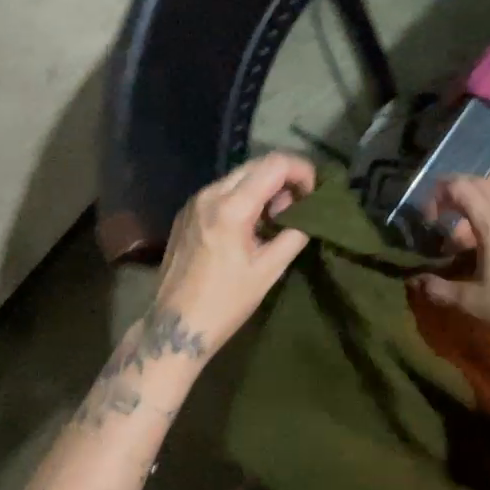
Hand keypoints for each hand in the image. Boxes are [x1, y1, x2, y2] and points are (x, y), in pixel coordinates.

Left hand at [153, 152, 315, 356]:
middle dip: (284, 177)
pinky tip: (250, 225)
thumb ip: (293, 234)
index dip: (301, 171)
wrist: (176, 325)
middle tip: (298, 206)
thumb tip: (307, 215)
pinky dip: (243, 197)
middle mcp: (210, 194)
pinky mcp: (186, 212)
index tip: (313, 193)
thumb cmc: (226, 302)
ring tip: (276, 218)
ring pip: (238, 176)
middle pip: (256, 164)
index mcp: (231, 208)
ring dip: (263, 187)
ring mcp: (194, 201)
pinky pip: (222, 191)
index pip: (275, 164)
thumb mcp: (269, 271)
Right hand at [412, 175, 489, 350]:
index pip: (462, 187)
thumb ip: (438, 288)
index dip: (440, 193)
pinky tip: (482, 240)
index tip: (427, 216)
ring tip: (456, 224)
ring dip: (473, 200)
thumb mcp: (470, 301)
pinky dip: (489, 212)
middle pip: (479, 184)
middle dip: (454, 189)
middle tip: (436, 210)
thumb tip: (414, 281)